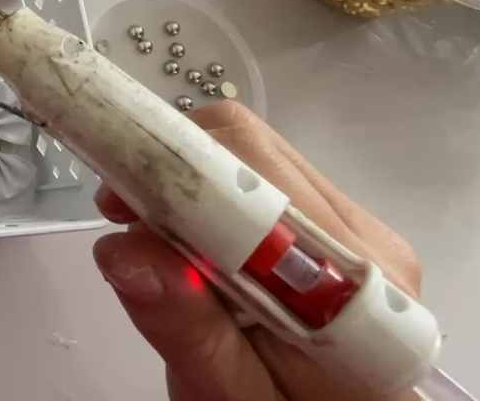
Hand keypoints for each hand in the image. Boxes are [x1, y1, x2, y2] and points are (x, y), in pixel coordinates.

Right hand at [93, 102, 422, 400]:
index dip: (178, 175)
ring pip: (243, 153)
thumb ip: (187, 330)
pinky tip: (185, 244)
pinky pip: (251, 175)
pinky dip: (199, 192)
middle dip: (169, 171)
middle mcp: (362, 243)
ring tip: (151, 242)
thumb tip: (124, 251)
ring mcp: (349, 228)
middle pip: (246, 150)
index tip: (117, 201)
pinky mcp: (327, 226)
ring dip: (179, 180)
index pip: (259, 182)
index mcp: (355, 292)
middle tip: (120, 217)